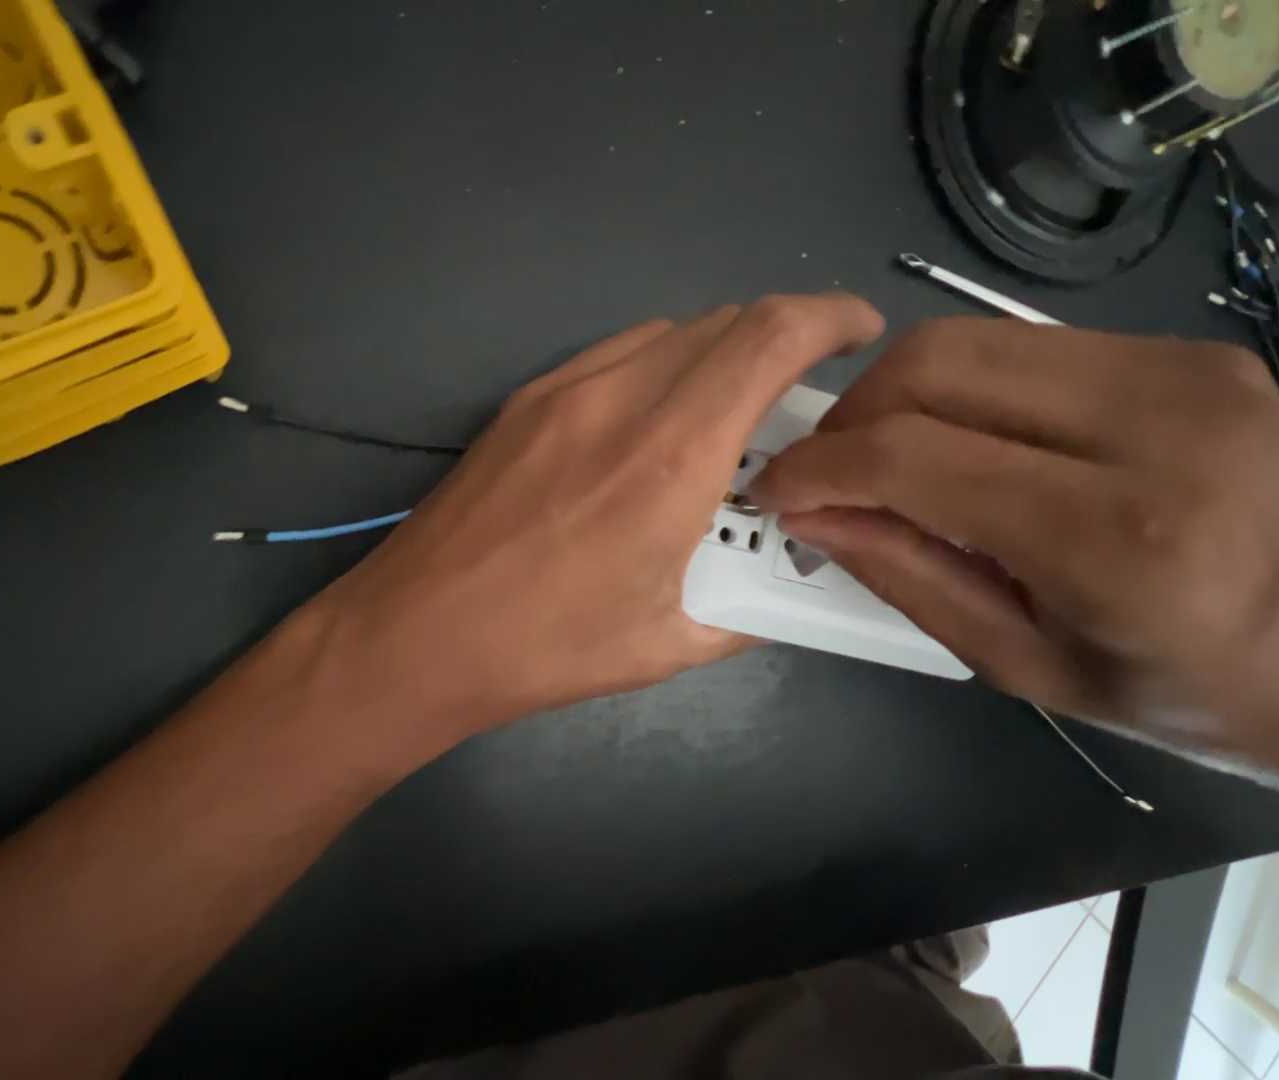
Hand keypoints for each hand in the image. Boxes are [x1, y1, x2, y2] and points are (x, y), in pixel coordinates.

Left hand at [304, 294, 883, 743]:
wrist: (416, 632)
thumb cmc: (544, 648)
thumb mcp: (668, 643)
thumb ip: (749, 604)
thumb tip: (785, 577)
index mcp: (670, 456)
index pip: (771, 336)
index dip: (832, 316)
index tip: (862, 333)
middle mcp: (618, 399)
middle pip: (726, 320)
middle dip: (782, 338)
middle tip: (798, 394)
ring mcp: (561, 390)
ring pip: (668, 331)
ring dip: (717, 352)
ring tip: (727, 412)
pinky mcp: (522, 400)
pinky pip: (613, 354)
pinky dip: (659, 367)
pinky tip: (652, 424)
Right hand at [749, 318, 1278, 797]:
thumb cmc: (1184, 695)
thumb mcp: (1020, 664)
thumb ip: (905, 576)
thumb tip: (808, 513)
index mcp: (1116, 536)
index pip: (911, 456)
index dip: (818, 466)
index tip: (772, 489)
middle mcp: (1155, 425)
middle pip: (934, 364)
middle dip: (849, 414)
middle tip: (826, 473)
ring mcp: (1183, 370)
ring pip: (971, 337)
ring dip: (897, 394)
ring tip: (883, 458)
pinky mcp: (1190, 352)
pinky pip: (1024, 345)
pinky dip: (961, 388)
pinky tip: (963, 441)